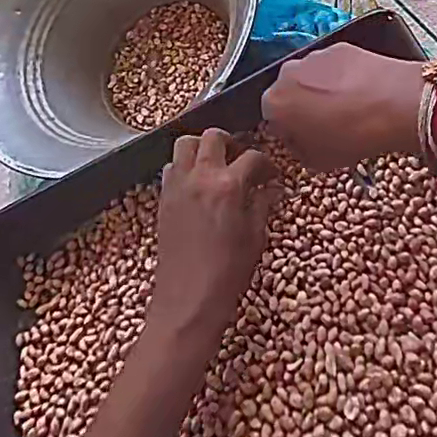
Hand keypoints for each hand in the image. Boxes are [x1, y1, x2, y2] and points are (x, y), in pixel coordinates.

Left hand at [148, 128, 281, 342]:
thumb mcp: (255, 237)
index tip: (272, 175)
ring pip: (185, 144)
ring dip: (203, 148)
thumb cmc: (228, 272)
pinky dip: (184, 166)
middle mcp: (200, 177)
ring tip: (217, 165)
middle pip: (213, 137)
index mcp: (229, 186)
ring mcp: (177, 186)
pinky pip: (171, 168)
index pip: (253, 157)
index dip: (267, 163)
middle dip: (232, 142)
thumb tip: (273, 189)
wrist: (187, 300)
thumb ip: (262, 205)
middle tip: (241, 159)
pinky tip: (198, 185)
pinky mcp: (163, 199)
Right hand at [261, 43, 421, 168]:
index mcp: (275, 103)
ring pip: (311, 77)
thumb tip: (299, 141)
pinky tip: (361, 92)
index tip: (307, 139)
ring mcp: (314, 56)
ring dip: (322, 90)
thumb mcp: (319, 161)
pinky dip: (342, 76)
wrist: (396, 104)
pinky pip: (333, 66)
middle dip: (303, 107)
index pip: (272, 119)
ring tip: (349, 108)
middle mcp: (287, 73)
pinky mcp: (339, 47)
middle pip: (290, 93)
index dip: (290, 131)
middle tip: (328, 124)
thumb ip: (298, 150)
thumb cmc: (354, 136)